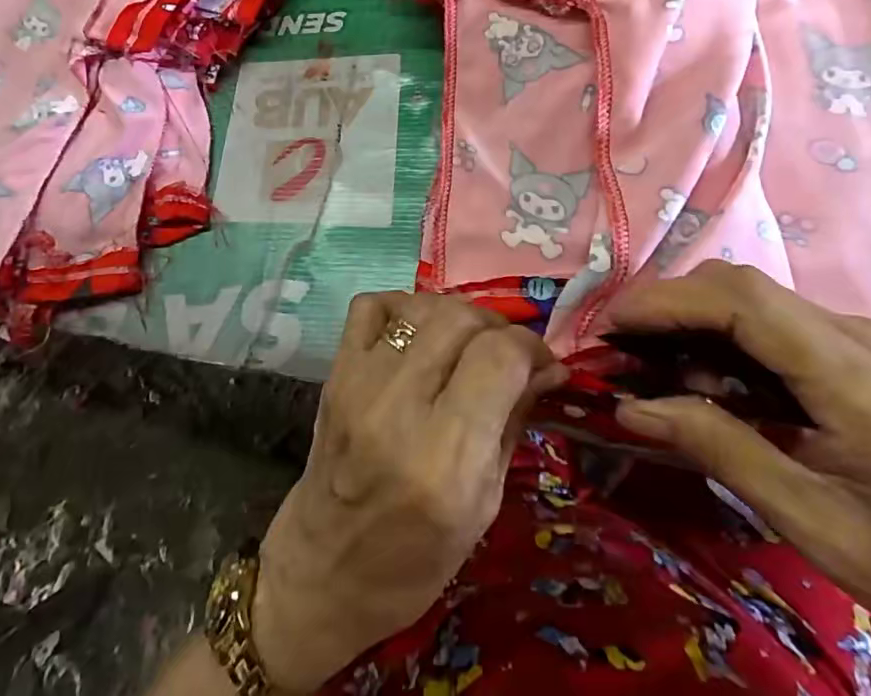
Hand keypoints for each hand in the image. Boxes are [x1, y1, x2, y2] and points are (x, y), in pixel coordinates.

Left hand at [251, 292, 567, 692]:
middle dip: (498, 329)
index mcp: (445, 458)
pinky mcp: (335, 372)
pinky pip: (371, 306)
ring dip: (457, 316)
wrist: (327, 565)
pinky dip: (404, 307)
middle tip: (506, 355)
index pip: (498, 358)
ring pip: (421, 306)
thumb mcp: (485, 504)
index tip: (542, 365)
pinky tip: (418, 334)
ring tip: (466, 344)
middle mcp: (399, 408)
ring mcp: (359, 383)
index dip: (532, 349)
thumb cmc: (416, 557)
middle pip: (461, 321)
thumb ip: (512, 422)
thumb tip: (543, 366)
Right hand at [605, 261, 870, 695]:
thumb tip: (631, 409)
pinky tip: (715, 385)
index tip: (611, 325)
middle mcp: (869, 342)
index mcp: (861, 380)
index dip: (667, 300)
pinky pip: (784, 327)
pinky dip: (730, 340)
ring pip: (761, 303)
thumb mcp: (811, 521)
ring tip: (658, 371)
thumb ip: (718, 450)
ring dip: (697, 324)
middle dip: (672, 307)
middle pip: (747, 288)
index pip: (745, 301)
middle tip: (624, 350)